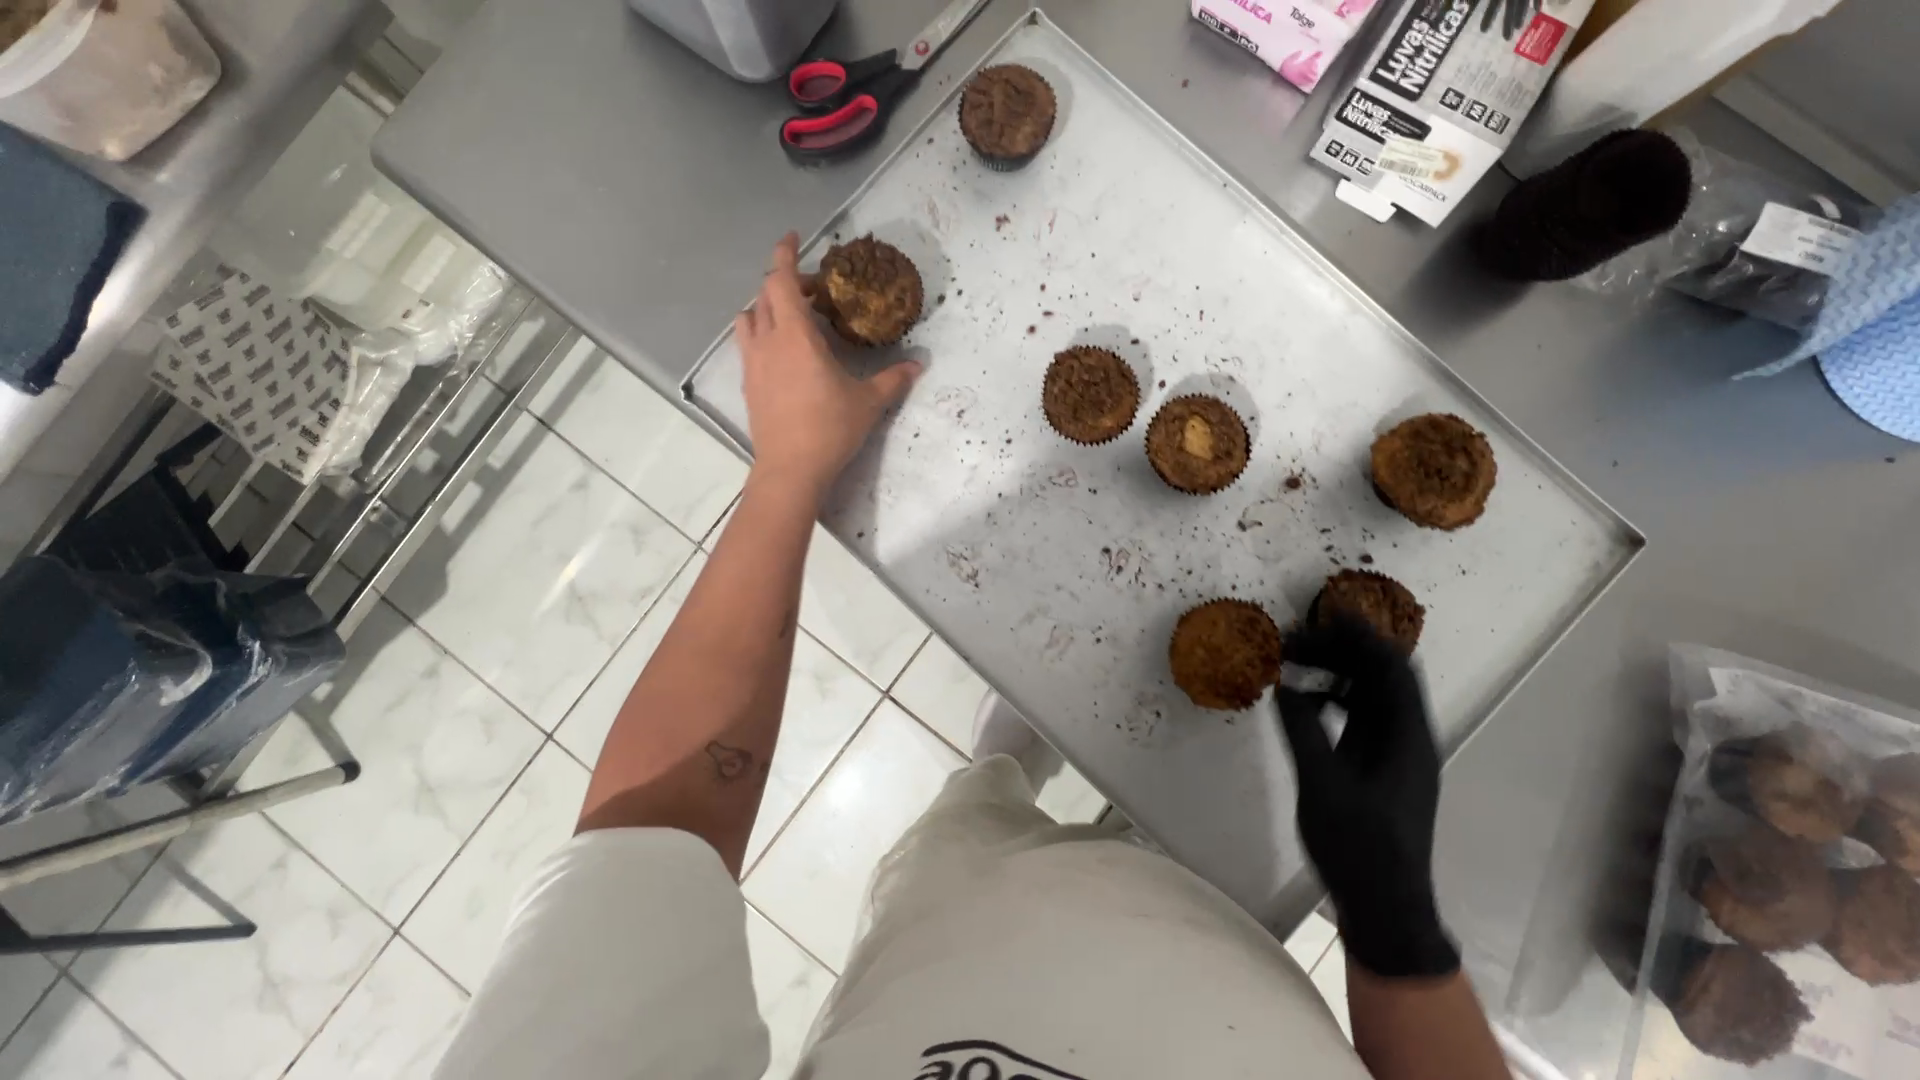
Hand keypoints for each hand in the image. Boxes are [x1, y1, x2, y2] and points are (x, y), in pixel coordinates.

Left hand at [736, 232, 920, 502]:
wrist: (790, 470)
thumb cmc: (829, 429)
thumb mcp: (869, 403)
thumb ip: (893, 379)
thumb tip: (918, 365)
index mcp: (795, 335)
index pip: (780, 279)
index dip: (784, 253)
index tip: (793, 237)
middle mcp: (767, 342)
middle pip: (765, 295)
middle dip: (786, 283)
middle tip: (815, 291)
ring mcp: (752, 364)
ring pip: (749, 318)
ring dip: (767, 308)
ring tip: (793, 319)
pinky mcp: (748, 385)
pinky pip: (748, 345)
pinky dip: (762, 335)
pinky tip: (784, 354)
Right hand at [1276, 617, 1459, 978]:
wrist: (1386, 904)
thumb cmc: (1358, 845)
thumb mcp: (1322, 784)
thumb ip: (1302, 730)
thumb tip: (1284, 684)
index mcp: (1406, 735)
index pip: (1390, 666)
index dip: (1359, 634)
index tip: (1322, 612)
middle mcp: (1408, 736)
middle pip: (1381, 675)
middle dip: (1339, 650)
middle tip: (1292, 642)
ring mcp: (1397, 753)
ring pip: (1371, 695)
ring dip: (1335, 673)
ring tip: (1293, 665)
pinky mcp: (1382, 768)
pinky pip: (1362, 716)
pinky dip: (1334, 699)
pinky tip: (1304, 703)